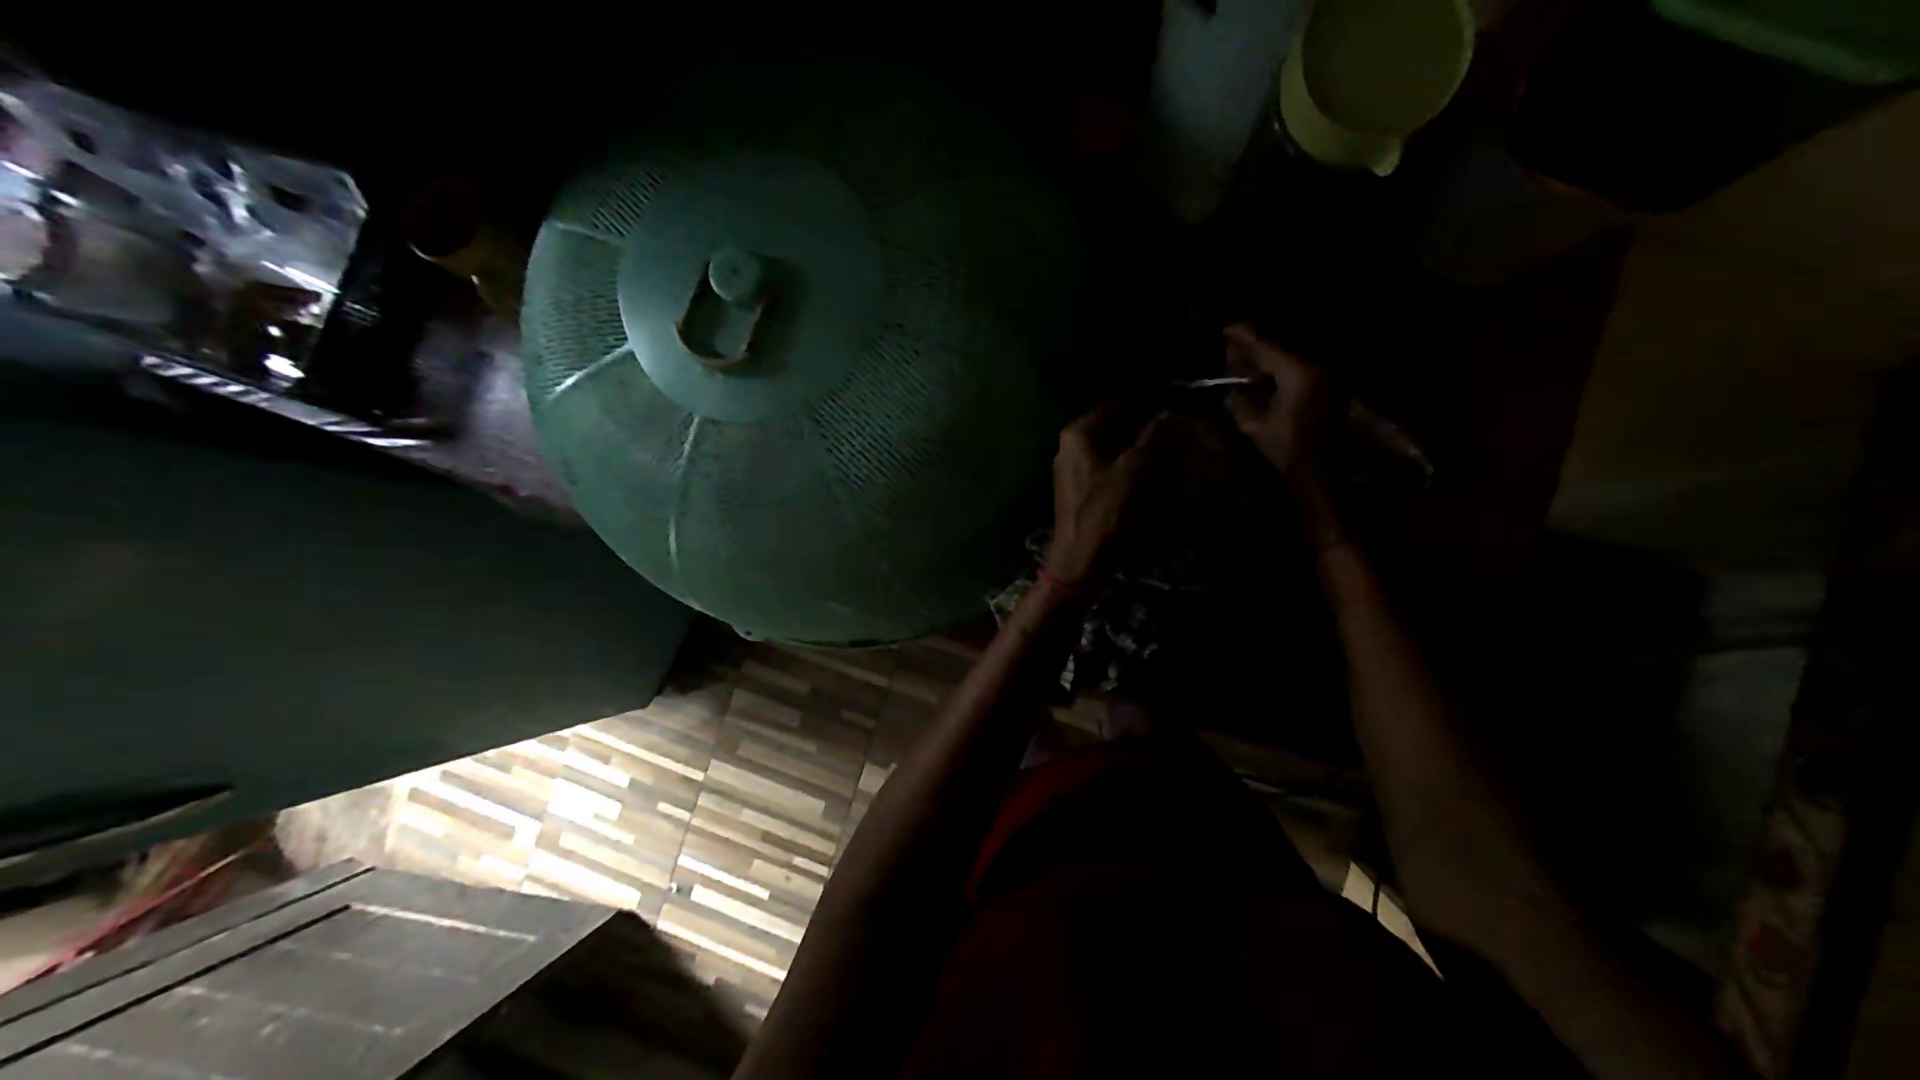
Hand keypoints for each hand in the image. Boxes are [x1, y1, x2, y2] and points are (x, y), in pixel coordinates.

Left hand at [1044, 401, 1167, 589]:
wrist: (1080, 555)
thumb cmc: (1105, 509)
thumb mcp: (1134, 470)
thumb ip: (1150, 439)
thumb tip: (1165, 414)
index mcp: (1077, 435)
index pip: (1113, 406)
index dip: (1141, 406)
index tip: (1167, 407)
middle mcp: (1068, 446)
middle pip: (1109, 426)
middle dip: (1137, 427)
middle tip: (1168, 429)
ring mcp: (1070, 467)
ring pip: (1107, 447)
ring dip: (1131, 447)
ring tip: (1161, 448)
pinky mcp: (1077, 487)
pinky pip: (1103, 465)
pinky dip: (1122, 464)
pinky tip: (1143, 470)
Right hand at [1222, 325, 1345, 548]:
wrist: (1328, 477)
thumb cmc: (1290, 453)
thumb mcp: (1257, 429)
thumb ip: (1242, 405)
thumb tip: (1232, 394)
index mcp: (1297, 375)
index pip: (1267, 349)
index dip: (1244, 339)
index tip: (1227, 329)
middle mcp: (1316, 370)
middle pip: (1280, 353)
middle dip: (1255, 353)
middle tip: (1231, 353)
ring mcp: (1327, 381)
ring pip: (1291, 364)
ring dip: (1268, 367)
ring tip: (1244, 371)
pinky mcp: (1330, 394)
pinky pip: (1300, 376)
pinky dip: (1281, 378)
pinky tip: (1264, 386)